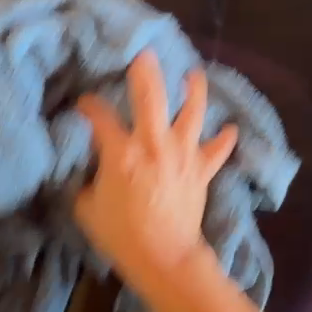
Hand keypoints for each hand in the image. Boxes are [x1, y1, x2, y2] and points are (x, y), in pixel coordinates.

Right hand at [74, 51, 236, 284]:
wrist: (162, 256)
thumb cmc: (119, 234)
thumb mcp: (86, 206)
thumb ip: (86, 180)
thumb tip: (89, 171)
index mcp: (120, 152)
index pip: (99, 117)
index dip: (88, 106)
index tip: (82, 104)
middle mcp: (154, 144)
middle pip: (151, 96)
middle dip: (145, 71)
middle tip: (144, 55)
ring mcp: (182, 155)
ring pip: (193, 112)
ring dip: (194, 90)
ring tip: (193, 75)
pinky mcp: (201, 171)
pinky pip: (217, 150)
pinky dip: (223, 139)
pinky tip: (228, 129)